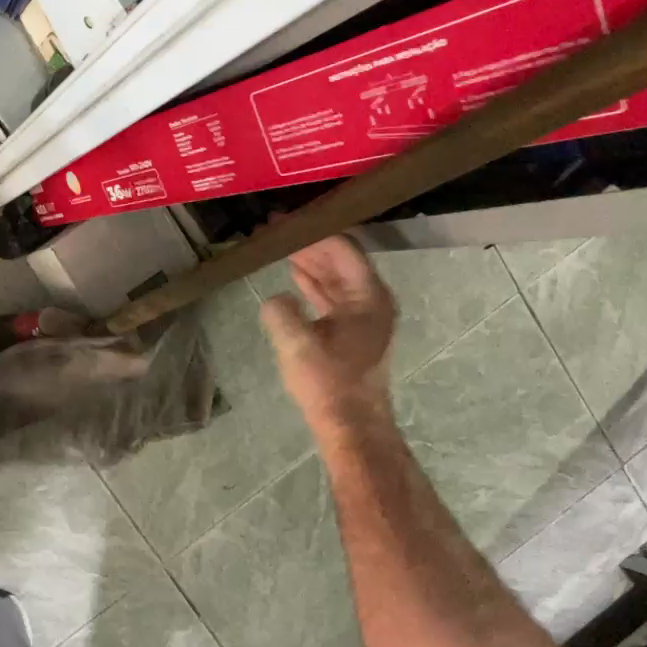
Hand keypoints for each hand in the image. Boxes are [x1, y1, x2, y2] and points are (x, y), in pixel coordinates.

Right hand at [258, 233, 397, 433]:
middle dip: (308, 244)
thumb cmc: (329, 383)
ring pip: (336, 277)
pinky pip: (333, 296)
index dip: (311, 233)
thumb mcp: (297, 345)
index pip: (341, 249)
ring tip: (279, 247)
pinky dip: (313, 283)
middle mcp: (372, 300)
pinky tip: (295, 276)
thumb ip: (281, 313)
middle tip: (275, 230)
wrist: (351, 423)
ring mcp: (365, 316)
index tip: (280, 223)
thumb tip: (274, 299)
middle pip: (341, 259)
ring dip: (309, 262)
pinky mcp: (353, 331)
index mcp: (368, 296)